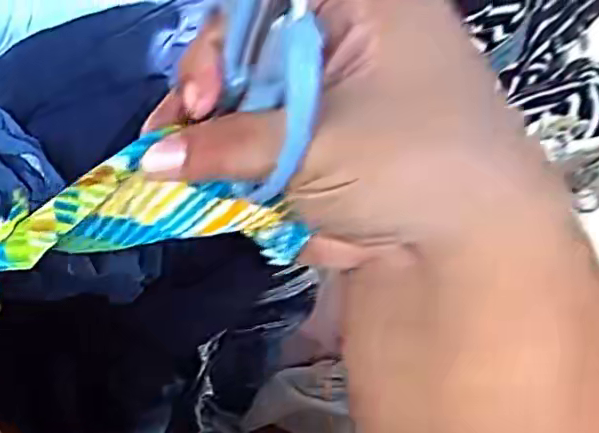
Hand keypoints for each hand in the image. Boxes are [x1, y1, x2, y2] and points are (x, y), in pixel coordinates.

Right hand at [139, 0, 573, 267]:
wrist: (446, 242)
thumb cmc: (404, 165)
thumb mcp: (314, 145)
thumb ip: (228, 148)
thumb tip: (152, 158)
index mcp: (358, 9)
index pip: (263, 5)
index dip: (220, 43)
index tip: (201, 97)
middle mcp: (330, 47)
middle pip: (241, 53)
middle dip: (201, 94)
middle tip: (171, 136)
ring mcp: (313, 103)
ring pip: (236, 106)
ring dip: (200, 137)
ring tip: (166, 167)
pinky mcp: (299, 152)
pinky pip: (243, 149)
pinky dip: (215, 167)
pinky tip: (189, 181)